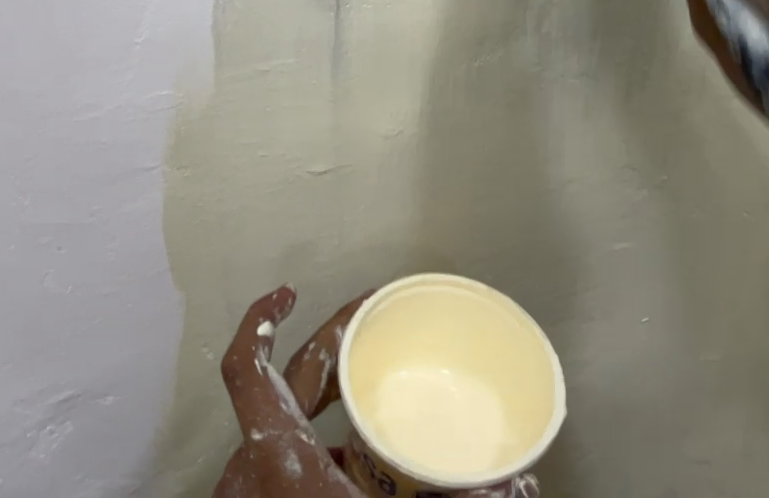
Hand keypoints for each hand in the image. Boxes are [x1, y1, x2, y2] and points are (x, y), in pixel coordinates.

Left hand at [213, 286, 539, 497]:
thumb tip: (521, 485)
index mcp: (274, 462)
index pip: (247, 369)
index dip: (260, 318)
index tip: (289, 291)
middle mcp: (253, 472)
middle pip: (282, 384)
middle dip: (329, 343)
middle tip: (367, 318)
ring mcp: (252, 496)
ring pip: (284, 424)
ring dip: (325, 393)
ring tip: (367, 376)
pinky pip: (287, 460)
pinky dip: (321, 444)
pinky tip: (357, 453)